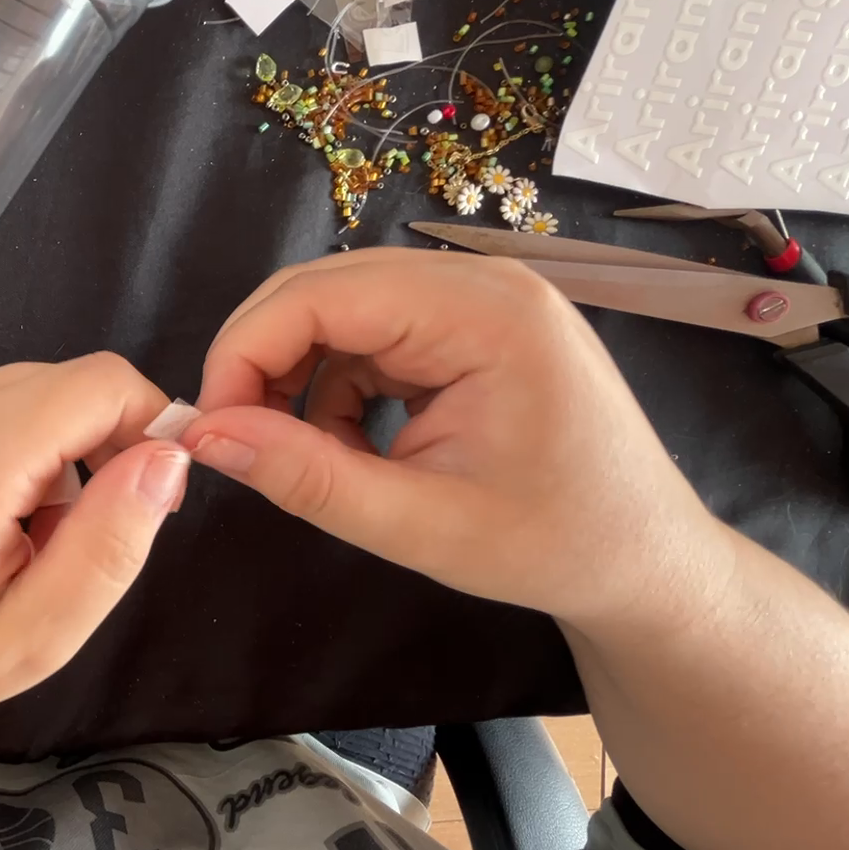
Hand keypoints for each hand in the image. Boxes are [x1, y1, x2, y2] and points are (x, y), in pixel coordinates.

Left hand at [0, 354, 188, 739]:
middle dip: (100, 447)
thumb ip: (108, 546)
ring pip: (26, 392)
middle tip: (71, 538)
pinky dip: (6, 446)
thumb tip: (166, 457)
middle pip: (65, 383)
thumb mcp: (34, 638)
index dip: (147, 424)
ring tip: (17, 535)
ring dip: (51, 452)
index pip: (100, 383)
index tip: (146, 497)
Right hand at [185, 248, 732, 625]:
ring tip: (307, 450)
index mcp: (482, 314)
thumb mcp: (416, 526)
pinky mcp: (456, 329)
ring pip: (329, 311)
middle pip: (318, 290)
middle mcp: (475, 284)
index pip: (319, 296)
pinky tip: (349, 441)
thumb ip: (304, 477)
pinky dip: (327, 386)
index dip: (244, 352)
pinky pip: (357, 336)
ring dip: (292, 376)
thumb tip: (202, 436)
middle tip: (235, 433)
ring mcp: (468, 302)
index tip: (211, 426)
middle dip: (259, 359)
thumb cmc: (551, 547)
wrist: (646, 565)